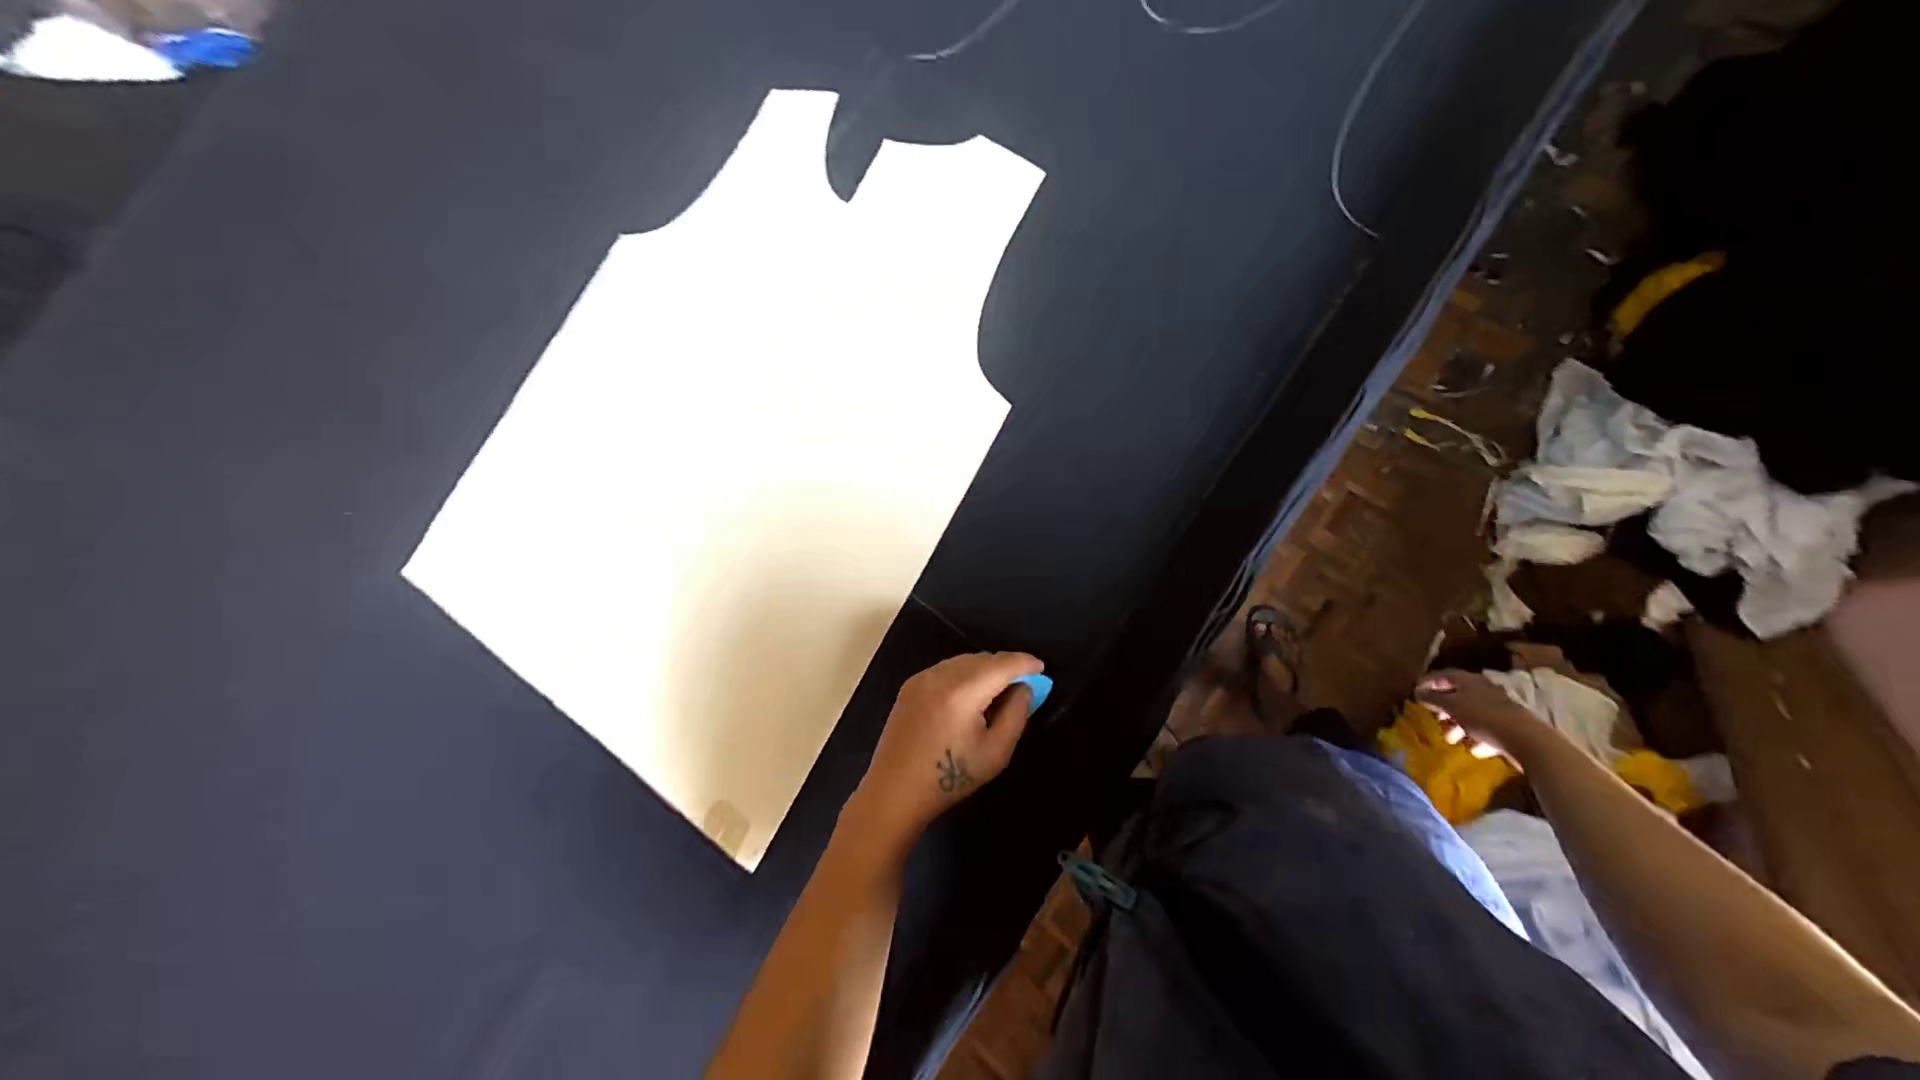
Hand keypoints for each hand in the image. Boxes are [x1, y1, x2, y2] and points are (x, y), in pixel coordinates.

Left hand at [844, 652, 1043, 848]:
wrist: (895, 791)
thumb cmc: (950, 778)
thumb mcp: (996, 752)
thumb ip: (1016, 714)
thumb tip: (1024, 687)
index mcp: (962, 692)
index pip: (1002, 664)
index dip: (1025, 663)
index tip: (1041, 668)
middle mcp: (940, 676)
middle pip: (983, 658)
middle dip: (1005, 666)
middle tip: (1023, 685)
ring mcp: (921, 678)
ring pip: (963, 661)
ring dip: (985, 669)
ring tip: (997, 692)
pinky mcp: (910, 686)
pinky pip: (946, 669)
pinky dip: (964, 674)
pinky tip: (969, 697)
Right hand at [1415, 669, 1552, 763]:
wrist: (1526, 739)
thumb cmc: (1482, 716)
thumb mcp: (1451, 706)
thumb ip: (1433, 698)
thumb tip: (1417, 691)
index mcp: (1469, 681)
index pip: (1444, 676)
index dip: (1428, 682)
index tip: (1415, 691)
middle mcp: (1484, 690)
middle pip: (1458, 696)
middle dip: (1444, 708)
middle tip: (1434, 718)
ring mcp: (1498, 708)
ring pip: (1471, 714)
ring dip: (1459, 726)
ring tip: (1451, 740)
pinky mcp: (1509, 725)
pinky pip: (1487, 729)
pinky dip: (1477, 738)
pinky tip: (1474, 749)